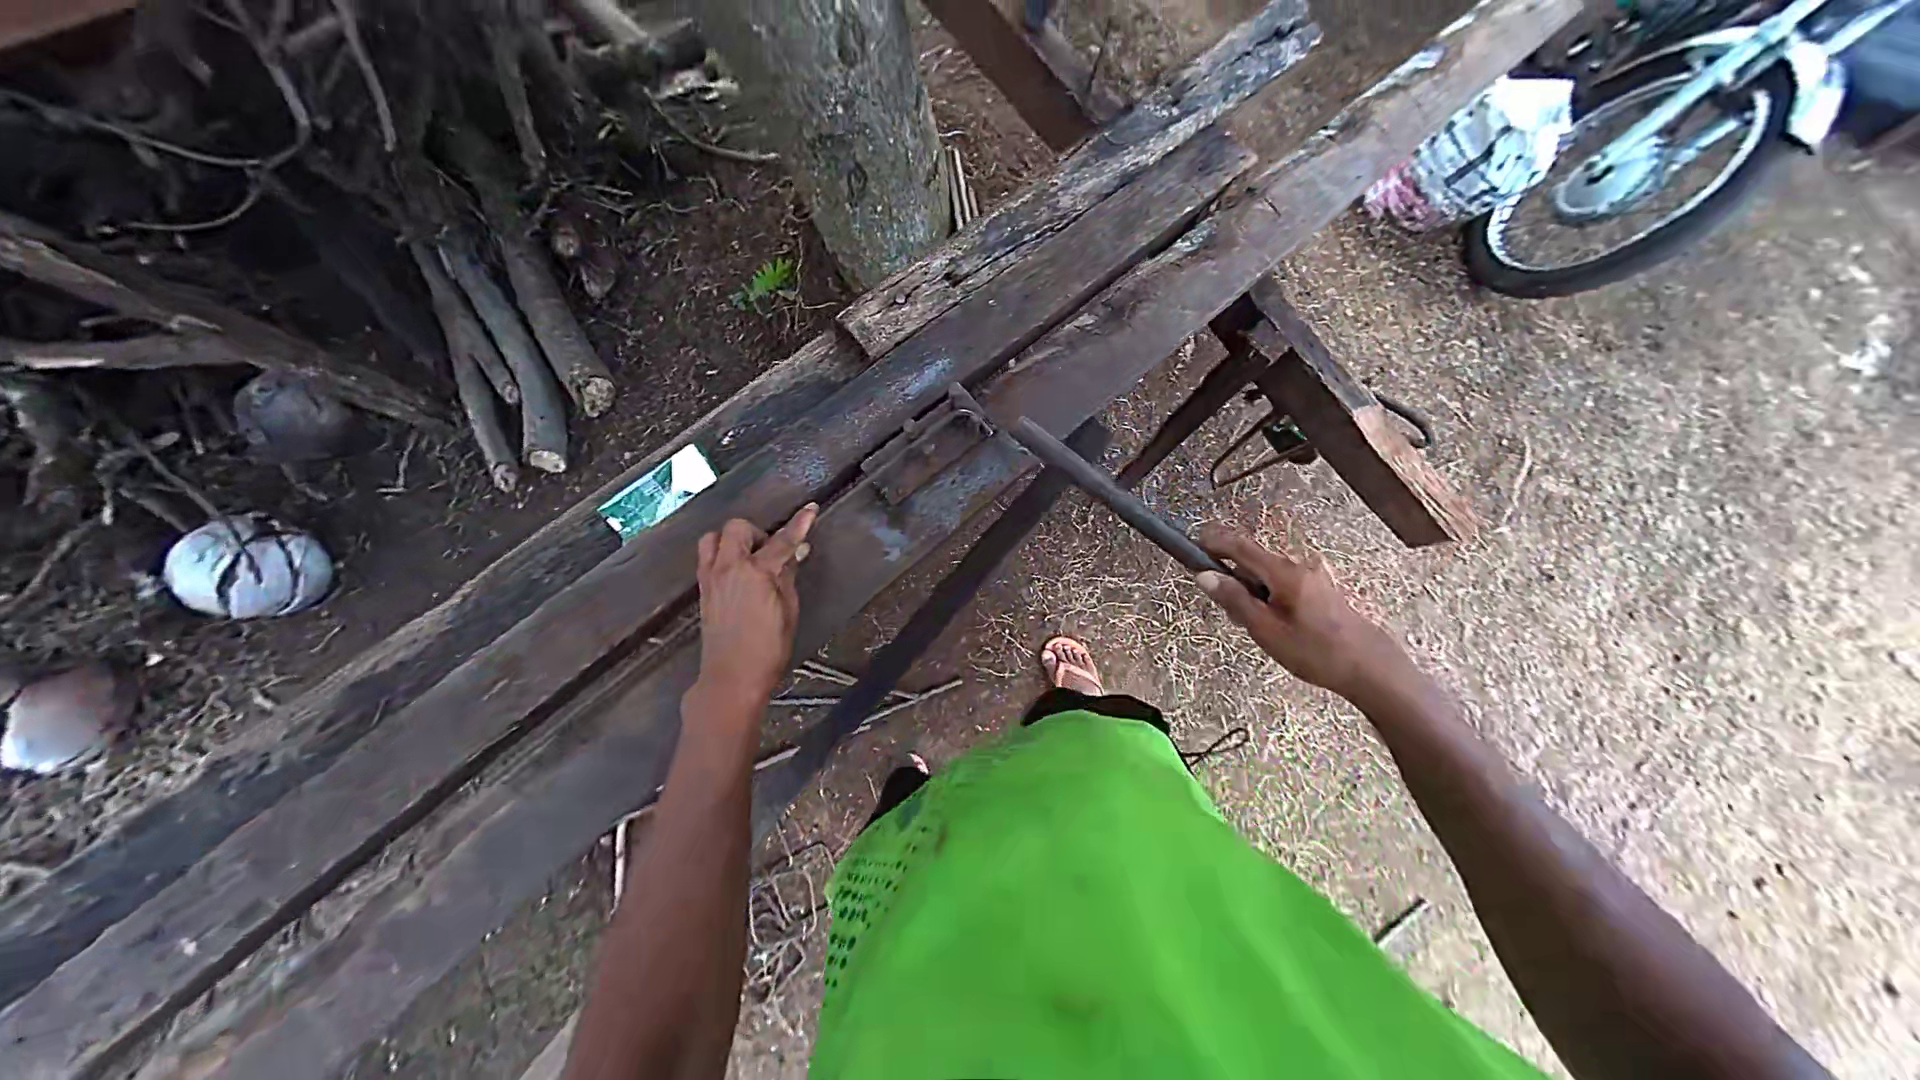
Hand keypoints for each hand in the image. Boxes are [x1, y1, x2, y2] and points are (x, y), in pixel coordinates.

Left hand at [691, 505, 818, 714]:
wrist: (732, 677)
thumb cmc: (767, 649)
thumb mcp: (789, 611)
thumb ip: (788, 576)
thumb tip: (795, 553)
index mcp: (755, 572)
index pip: (782, 541)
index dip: (800, 524)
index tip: (811, 509)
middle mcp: (728, 569)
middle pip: (737, 528)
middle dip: (757, 532)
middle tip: (771, 550)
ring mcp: (711, 578)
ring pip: (713, 538)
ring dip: (732, 540)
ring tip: (749, 558)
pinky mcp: (703, 590)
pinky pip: (707, 558)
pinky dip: (721, 555)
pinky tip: (736, 572)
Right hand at [1194, 524, 1409, 703]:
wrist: (1370, 668)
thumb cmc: (1315, 651)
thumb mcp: (1265, 629)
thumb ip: (1234, 600)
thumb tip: (1205, 576)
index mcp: (1282, 572)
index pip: (1239, 545)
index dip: (1212, 541)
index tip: (1191, 545)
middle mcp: (1296, 568)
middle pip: (1251, 561)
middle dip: (1232, 578)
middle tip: (1229, 611)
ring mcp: (1309, 579)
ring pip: (1265, 577)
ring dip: (1250, 593)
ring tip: (1256, 628)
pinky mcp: (1317, 592)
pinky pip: (1280, 586)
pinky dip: (1266, 598)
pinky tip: (1274, 627)